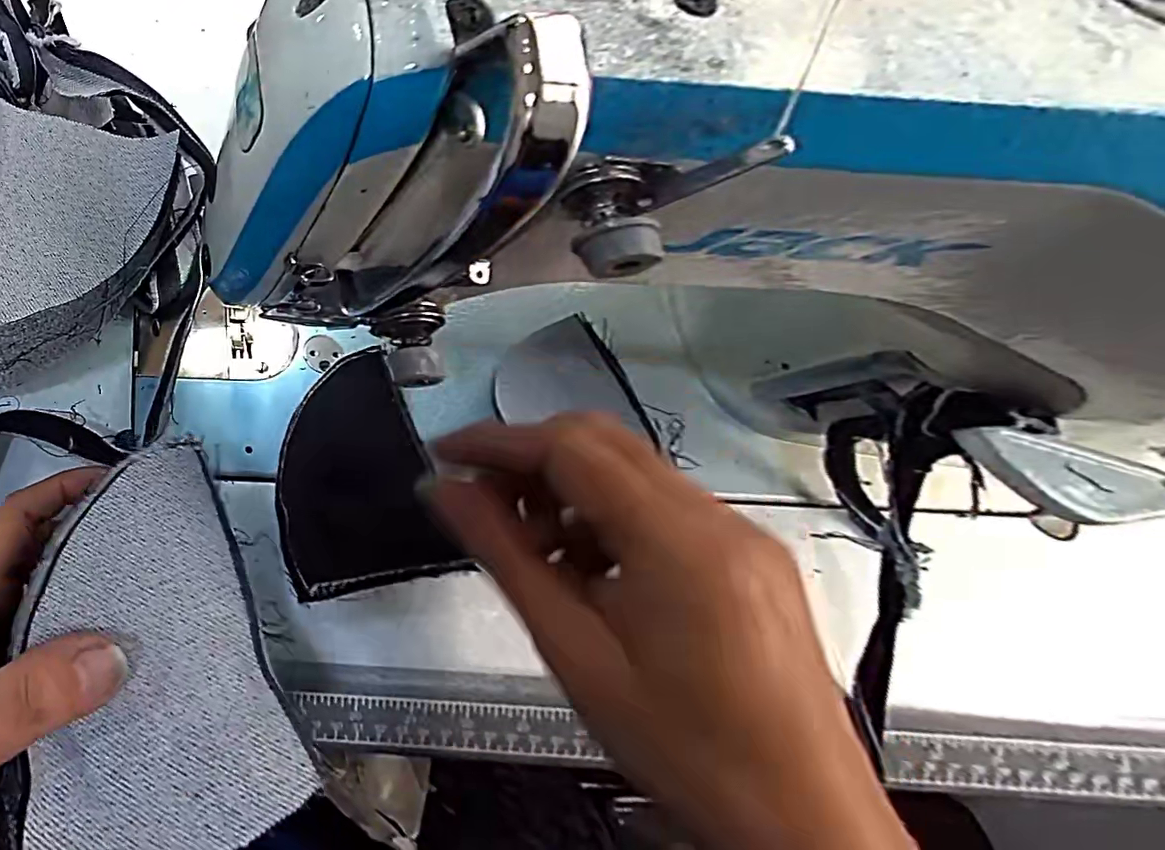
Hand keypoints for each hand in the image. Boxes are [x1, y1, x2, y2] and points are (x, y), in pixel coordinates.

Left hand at [0, 467, 128, 849]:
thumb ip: (30, 693)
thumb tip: (115, 650)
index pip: (16, 519)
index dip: (59, 488)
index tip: (109, 480)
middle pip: (42, 549)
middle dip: (89, 527)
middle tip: (145, 529)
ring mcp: (3, 653)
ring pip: (55, 594)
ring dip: (96, 579)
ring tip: (148, 579)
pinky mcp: (17, 688)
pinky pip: (65, 642)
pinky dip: (96, 632)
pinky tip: (126, 648)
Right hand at [427, 416, 913, 849]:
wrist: (805, 829)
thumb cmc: (690, 752)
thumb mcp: (572, 648)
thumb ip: (502, 554)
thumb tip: (445, 493)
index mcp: (681, 544)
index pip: (569, 447)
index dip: (495, 441)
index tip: (447, 453)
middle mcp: (721, 523)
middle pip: (598, 440)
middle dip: (526, 456)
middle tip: (478, 494)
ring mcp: (741, 536)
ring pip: (624, 465)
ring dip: (561, 485)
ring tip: (526, 539)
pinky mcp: (745, 555)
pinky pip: (655, 500)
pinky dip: (599, 511)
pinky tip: (577, 560)